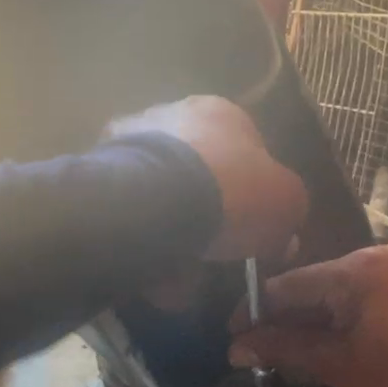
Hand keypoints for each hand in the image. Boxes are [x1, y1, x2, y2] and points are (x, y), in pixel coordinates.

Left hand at [107, 96, 306, 262]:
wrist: (160, 199)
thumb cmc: (234, 191)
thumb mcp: (286, 202)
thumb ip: (287, 211)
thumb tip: (281, 235)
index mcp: (221, 112)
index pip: (243, 149)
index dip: (250, 193)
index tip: (250, 229)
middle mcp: (172, 114)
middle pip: (198, 172)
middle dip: (206, 213)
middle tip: (212, 253)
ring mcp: (132, 141)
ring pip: (160, 195)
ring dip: (172, 231)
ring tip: (179, 273)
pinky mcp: (100, 172)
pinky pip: (130, 212)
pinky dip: (142, 239)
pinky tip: (153, 270)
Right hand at [230, 242, 387, 386]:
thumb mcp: (340, 368)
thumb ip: (286, 348)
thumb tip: (236, 347)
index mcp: (362, 268)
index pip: (290, 284)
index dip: (256, 311)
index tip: (233, 336)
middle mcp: (386, 253)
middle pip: (318, 283)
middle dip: (288, 317)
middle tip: (260, 350)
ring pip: (346, 289)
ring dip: (319, 318)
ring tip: (295, 351)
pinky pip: (374, 293)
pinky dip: (351, 316)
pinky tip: (336, 342)